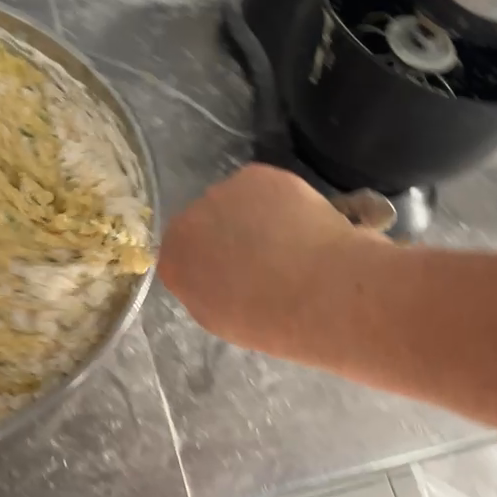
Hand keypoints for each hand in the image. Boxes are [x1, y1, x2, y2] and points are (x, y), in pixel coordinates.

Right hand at [160, 165, 381, 353]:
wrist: (321, 290)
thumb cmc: (271, 321)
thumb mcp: (222, 319)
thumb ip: (205, 290)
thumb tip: (216, 275)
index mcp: (175, 260)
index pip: (182, 256)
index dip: (210, 265)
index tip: (233, 278)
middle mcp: (190, 218)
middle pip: (206, 223)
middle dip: (228, 236)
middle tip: (263, 260)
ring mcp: (223, 192)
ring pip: (236, 202)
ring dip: (254, 217)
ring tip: (288, 243)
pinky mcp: (257, 175)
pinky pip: (264, 188)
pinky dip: (280, 202)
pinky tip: (300, 225)